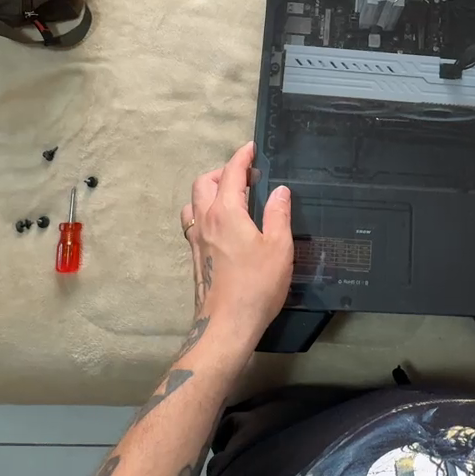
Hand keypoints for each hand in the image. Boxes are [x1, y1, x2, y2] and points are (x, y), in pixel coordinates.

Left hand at [179, 142, 293, 355]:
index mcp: (226, 212)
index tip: (252, 148)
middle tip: (248, 177)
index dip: (242, 157)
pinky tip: (224, 225)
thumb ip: (278, 214)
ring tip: (233, 198)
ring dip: (211, 192)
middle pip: (205, 182)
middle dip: (224, 172)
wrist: (226, 327)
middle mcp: (205, 220)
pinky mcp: (196, 257)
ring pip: (195, 202)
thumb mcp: (279, 247)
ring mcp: (196, 239)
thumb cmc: (256, 285)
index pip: (231, 173)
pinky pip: (194, 221)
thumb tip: (280, 190)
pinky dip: (206, 211)